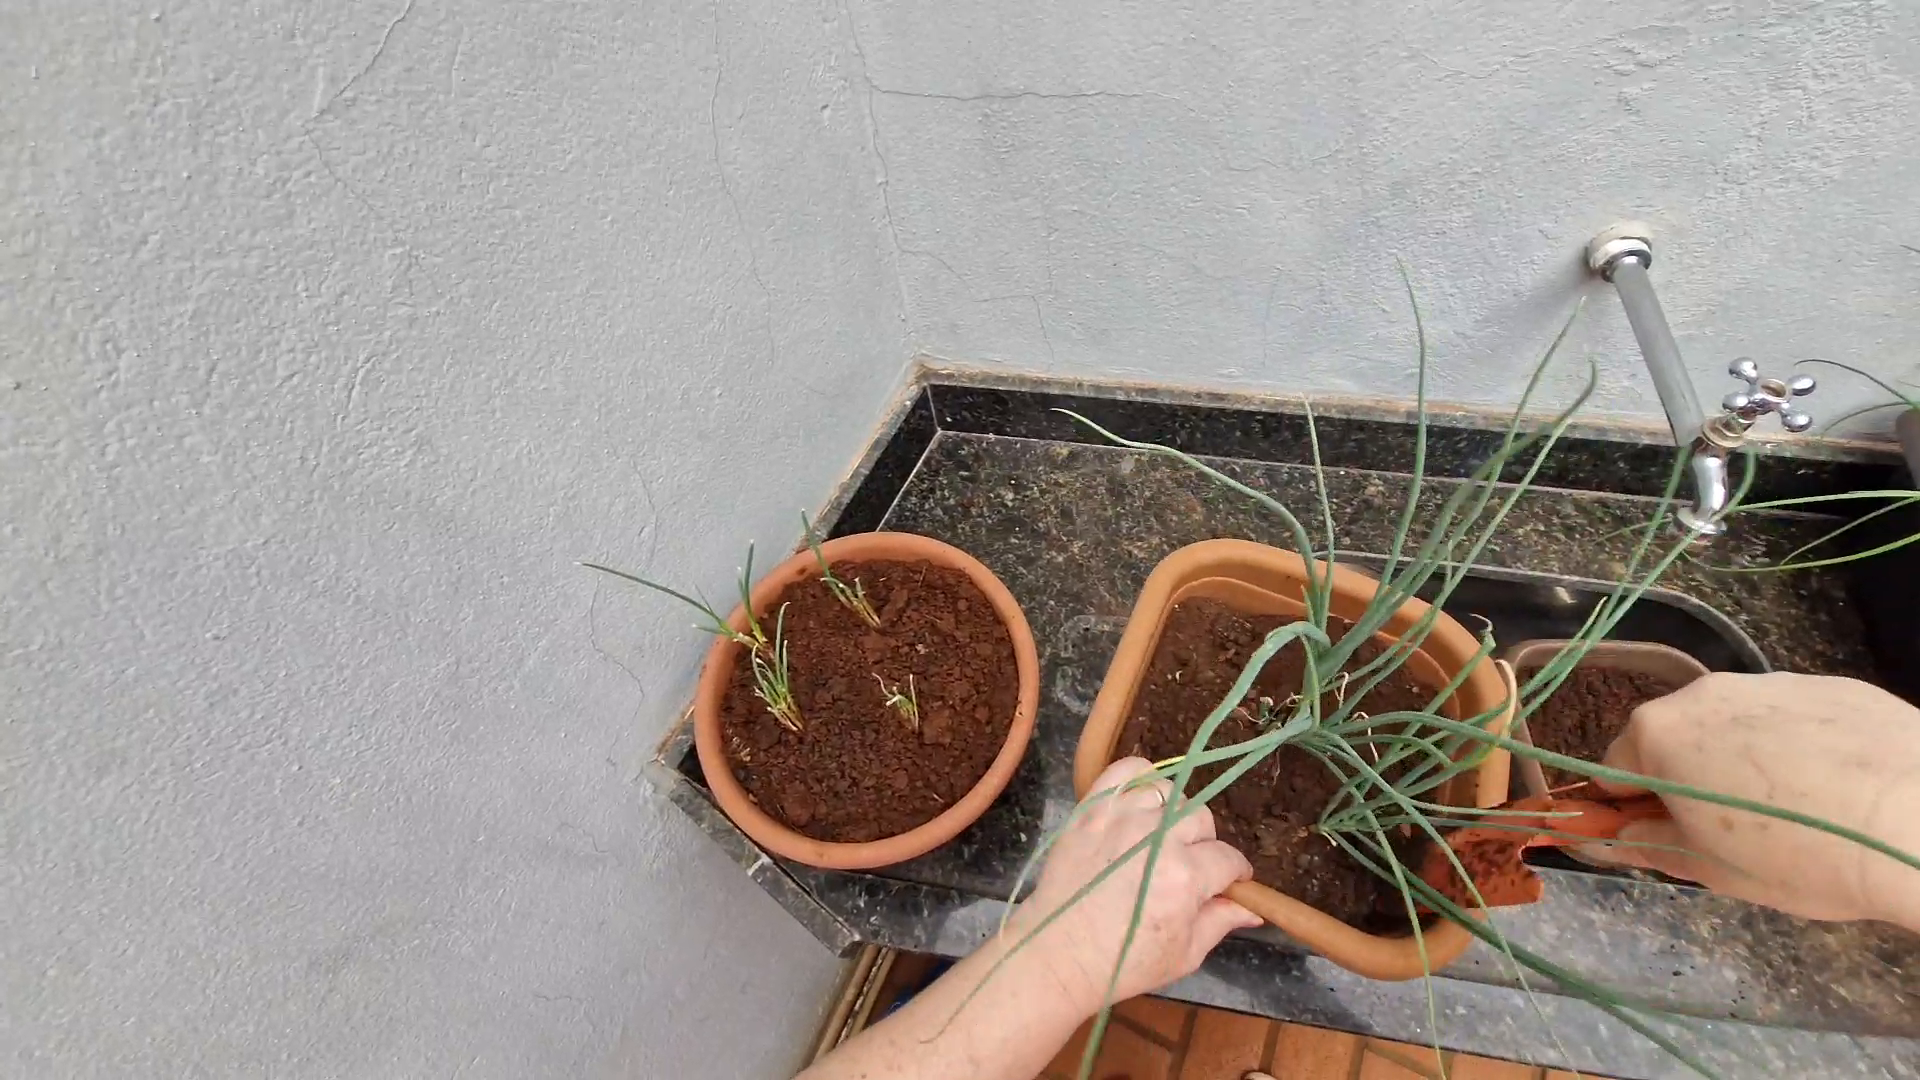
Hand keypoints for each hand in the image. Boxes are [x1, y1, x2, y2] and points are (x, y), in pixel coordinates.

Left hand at [1003, 757, 1259, 1015]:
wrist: (1058, 952)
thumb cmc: (1123, 961)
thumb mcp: (1183, 955)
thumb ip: (1220, 921)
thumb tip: (1251, 908)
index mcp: (1184, 876)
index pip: (1227, 858)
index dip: (1234, 872)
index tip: (1230, 880)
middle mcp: (1154, 837)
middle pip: (1200, 817)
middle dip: (1204, 842)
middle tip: (1191, 862)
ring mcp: (1119, 817)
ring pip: (1167, 792)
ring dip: (1172, 812)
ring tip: (1163, 834)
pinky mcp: (1091, 808)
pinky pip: (1125, 771)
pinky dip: (1139, 777)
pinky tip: (1142, 800)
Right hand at [1589, 672, 1919, 925]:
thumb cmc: (1803, 855)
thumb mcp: (1712, 869)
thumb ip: (1646, 844)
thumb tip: (1607, 837)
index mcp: (1654, 732)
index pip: (1618, 768)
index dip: (1639, 803)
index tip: (1670, 829)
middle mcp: (1698, 695)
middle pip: (1677, 737)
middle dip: (1693, 772)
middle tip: (1742, 823)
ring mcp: (1768, 684)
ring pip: (1738, 723)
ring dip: (1749, 753)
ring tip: (1806, 801)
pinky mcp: (1834, 686)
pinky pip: (1800, 716)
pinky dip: (1808, 743)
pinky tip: (1846, 780)